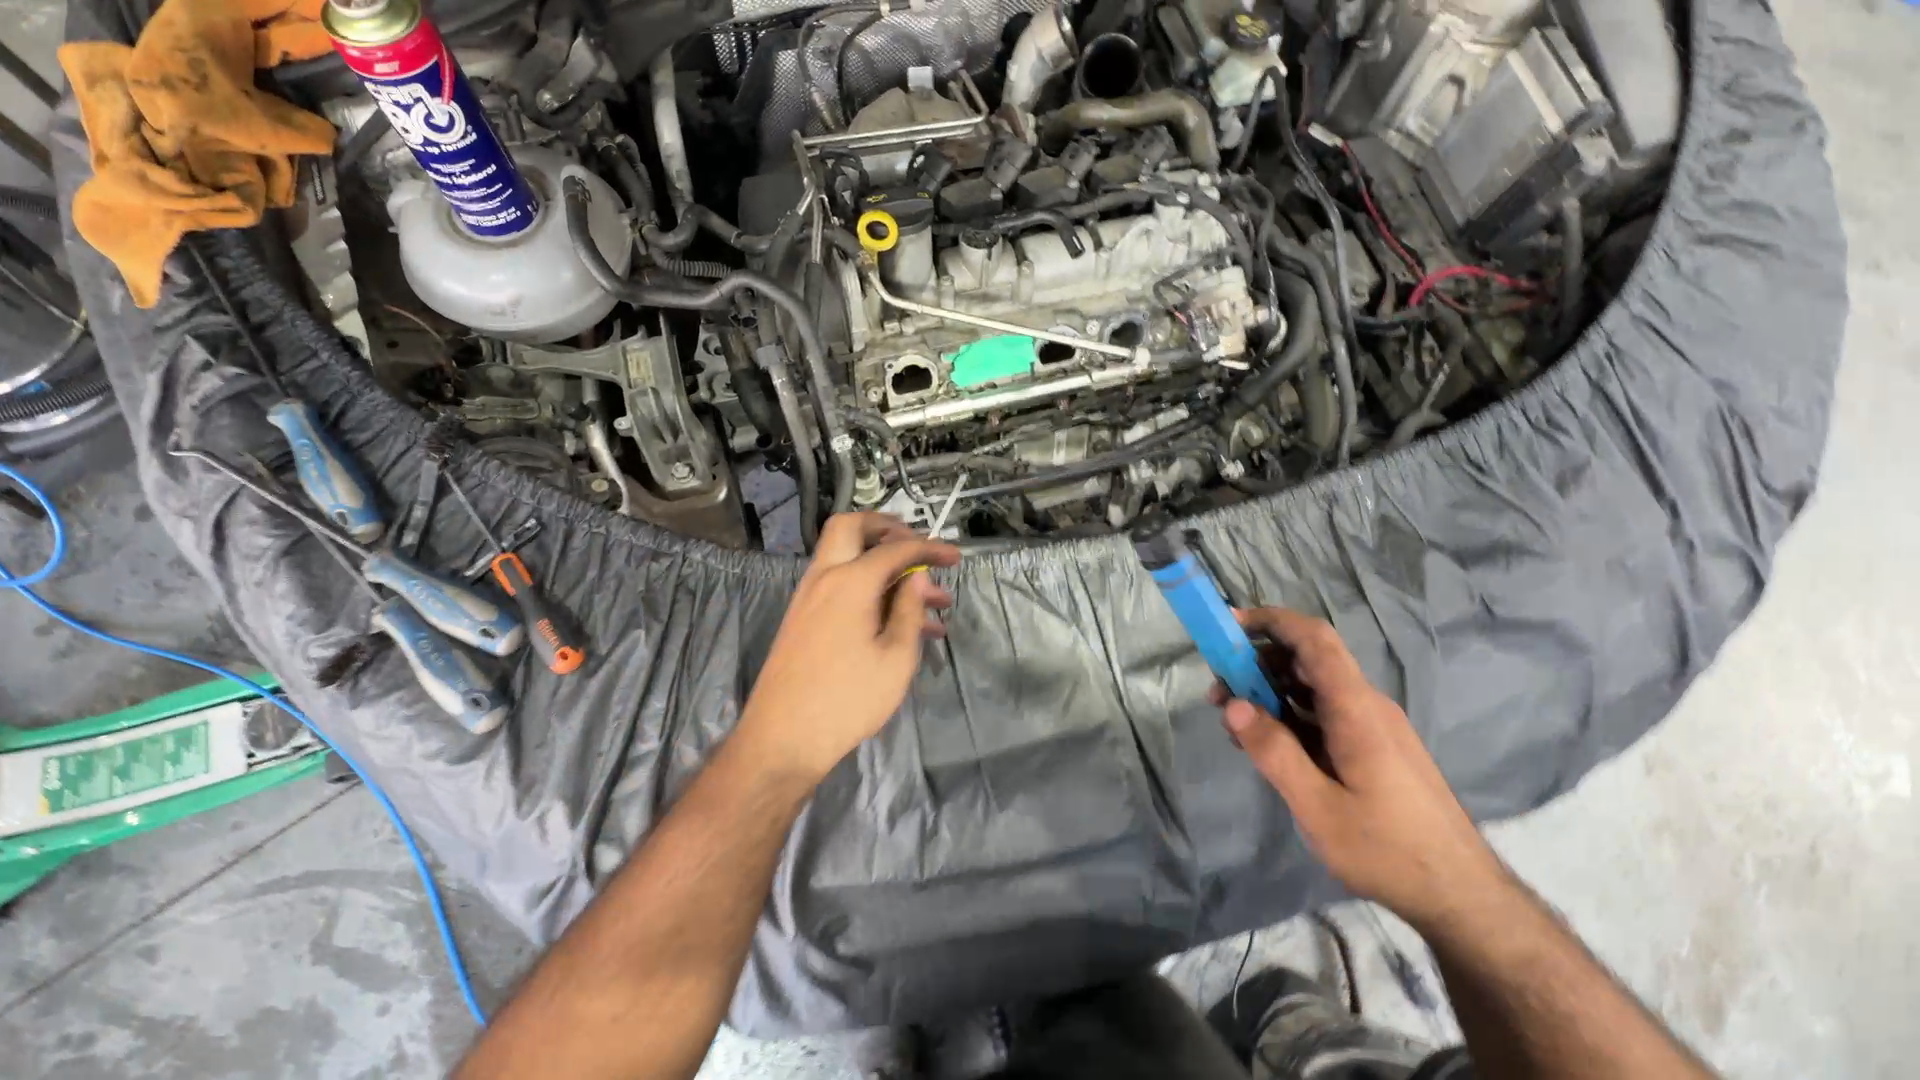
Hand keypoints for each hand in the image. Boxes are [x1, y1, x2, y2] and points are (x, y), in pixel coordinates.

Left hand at [736, 513, 958, 783]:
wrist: (784, 738)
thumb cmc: (848, 700)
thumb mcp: (895, 657)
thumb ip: (909, 610)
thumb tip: (917, 576)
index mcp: (850, 581)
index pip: (895, 548)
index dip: (929, 548)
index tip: (955, 557)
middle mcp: (824, 578)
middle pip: (851, 528)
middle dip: (888, 529)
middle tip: (919, 547)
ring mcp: (808, 598)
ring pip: (847, 561)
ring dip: (885, 568)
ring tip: (931, 604)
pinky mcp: (803, 620)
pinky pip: (839, 588)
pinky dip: (869, 590)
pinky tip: (902, 626)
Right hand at [1212, 607, 1510, 934]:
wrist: (1459, 892)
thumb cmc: (1386, 849)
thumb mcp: (1318, 807)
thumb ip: (1274, 753)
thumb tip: (1233, 705)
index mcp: (1356, 710)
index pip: (1314, 640)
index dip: (1271, 621)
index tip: (1227, 626)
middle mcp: (1368, 706)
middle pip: (1310, 660)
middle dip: (1258, 663)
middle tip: (1216, 694)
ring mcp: (1375, 727)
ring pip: (1316, 688)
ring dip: (1271, 692)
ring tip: (1234, 722)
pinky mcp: (1376, 747)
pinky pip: (1327, 713)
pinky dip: (1292, 715)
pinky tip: (1270, 744)